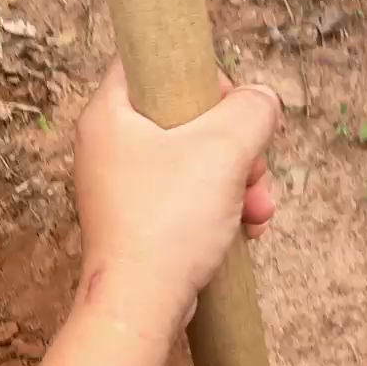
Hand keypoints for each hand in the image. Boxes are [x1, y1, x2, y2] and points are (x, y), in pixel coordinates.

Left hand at [72, 59, 281, 329]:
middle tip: (253, 167)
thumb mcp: (224, 147)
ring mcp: (120, 188)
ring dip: (238, 181)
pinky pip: (186, 199)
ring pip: (194, 162)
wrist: (140, 304)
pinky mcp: (137, 222)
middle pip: (184, 117)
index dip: (198, 73)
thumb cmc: (167, 221)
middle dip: (236, 144)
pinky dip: (219, 209)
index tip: (227, 104)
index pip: (150, 61)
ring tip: (258, 209)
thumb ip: (252, 108)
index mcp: (109, 115)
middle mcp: (107, 148)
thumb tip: (259, 102)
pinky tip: (247, 229)